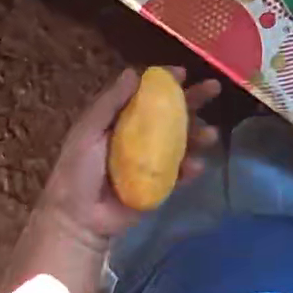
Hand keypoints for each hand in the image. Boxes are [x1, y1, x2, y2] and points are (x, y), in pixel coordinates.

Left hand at [34, 66, 219, 249]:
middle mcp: (141, 135)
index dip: (166, 82)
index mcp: (122, 119)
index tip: (183, 73)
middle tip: (214, 88)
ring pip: (183, 140)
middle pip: (172, 112)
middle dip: (195, 99)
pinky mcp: (161, 184)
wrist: (78, 220)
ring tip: (210, 134)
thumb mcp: (88, 132)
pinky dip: (192, 168)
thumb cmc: (78, 171)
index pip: (148, 94)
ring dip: (199, 134)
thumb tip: (133, 72)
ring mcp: (153, 159)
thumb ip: (110, 103)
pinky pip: (182, 172)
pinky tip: (197, 166)